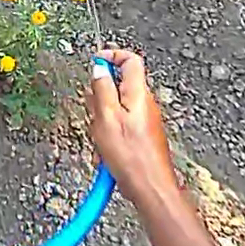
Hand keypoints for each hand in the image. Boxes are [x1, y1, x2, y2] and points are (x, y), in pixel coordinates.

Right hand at [87, 48, 177, 207]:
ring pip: (117, 105)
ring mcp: (145, 119)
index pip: (131, 59)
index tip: (94, 62)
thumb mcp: (107, 119)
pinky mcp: (142, 134)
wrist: (151, 190)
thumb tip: (98, 68)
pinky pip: (121, 123)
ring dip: (103, 116)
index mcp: (139, 93)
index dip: (111, 56)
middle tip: (92, 109)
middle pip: (120, 83)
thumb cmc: (131, 158)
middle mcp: (145, 103)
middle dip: (101, 93)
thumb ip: (102, 89)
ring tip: (99, 135)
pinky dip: (109, 131)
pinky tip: (105, 149)